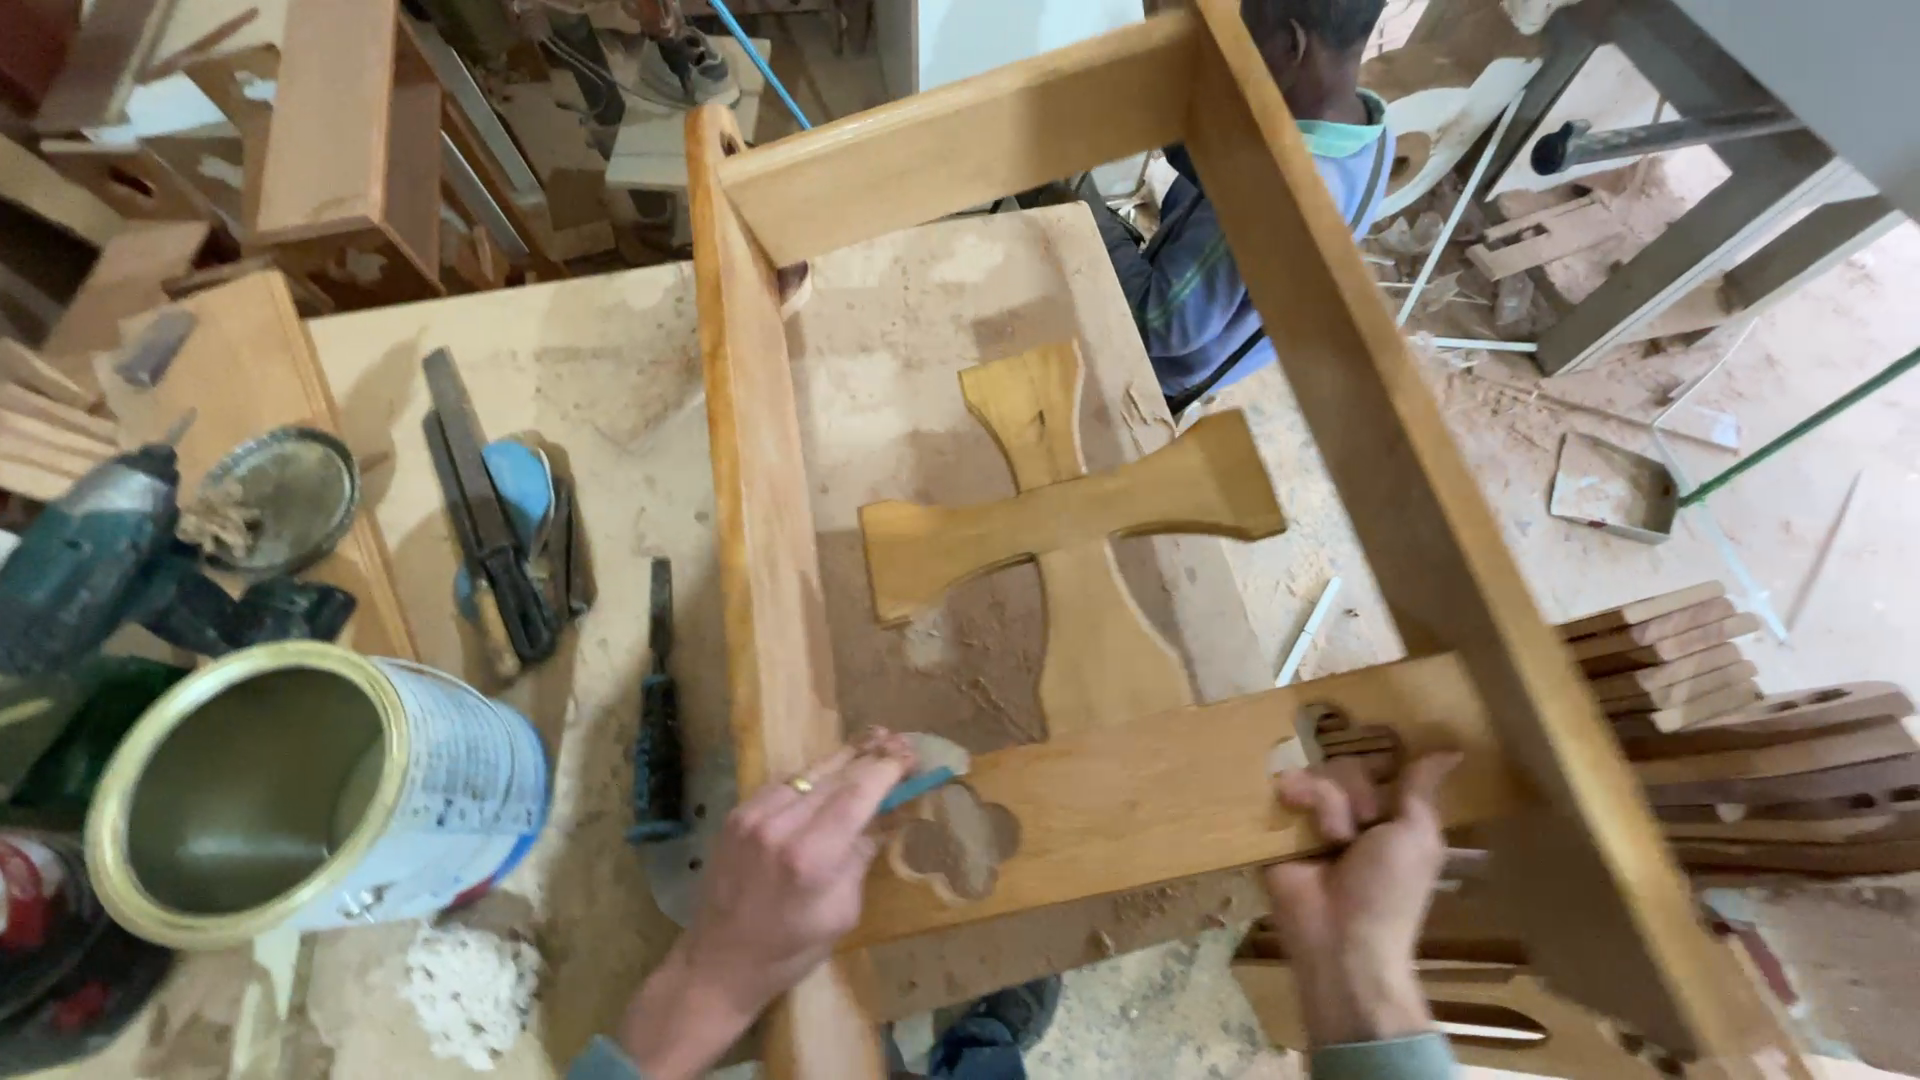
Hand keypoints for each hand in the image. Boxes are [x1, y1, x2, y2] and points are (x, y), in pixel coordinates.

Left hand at [618, 729, 913, 1079]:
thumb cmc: (789, 951)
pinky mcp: (737, 813)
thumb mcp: (843, 912)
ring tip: (873, 741)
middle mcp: (780, 826)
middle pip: (836, 775)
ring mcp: (753, 815)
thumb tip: (886, 814)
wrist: (717, 963)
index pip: (857, 794)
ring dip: (845, 758)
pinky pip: (785, 782)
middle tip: (899, 742)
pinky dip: (813, 774)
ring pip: (810, 771)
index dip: (887, 770)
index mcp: (810, 857)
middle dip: (872, 756)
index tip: (910, 756)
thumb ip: (862, 856)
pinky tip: (831, 771)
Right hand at [1263, 751, 1460, 1046]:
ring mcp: (1309, 819)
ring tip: (1326, 837)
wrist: (1339, 937)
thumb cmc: (1390, 892)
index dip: (1377, 762)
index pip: (1377, 767)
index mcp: (1386, 817)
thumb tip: (1452, 750)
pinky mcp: (1277, 826)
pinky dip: (1290, 794)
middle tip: (1357, 831)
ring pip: (1315, 775)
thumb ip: (1420, 790)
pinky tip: (1289, 804)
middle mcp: (1348, 813)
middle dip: (1354, 795)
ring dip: (1326, 804)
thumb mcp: (1417, 839)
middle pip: (1345, 767)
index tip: (1380, 753)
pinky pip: (1280, 788)